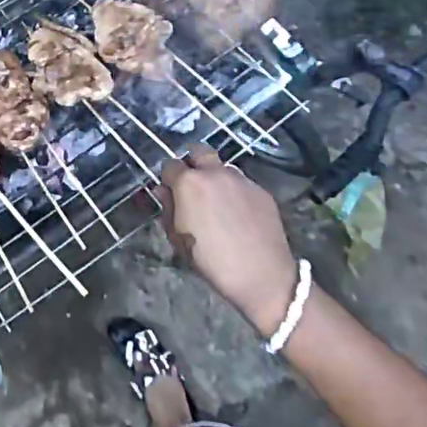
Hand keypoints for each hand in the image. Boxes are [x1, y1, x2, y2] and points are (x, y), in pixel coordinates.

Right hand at [156, 144, 299, 335]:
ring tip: (218, 201)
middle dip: (192, 162)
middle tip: (192, 183)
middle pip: (198, 151)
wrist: (261, 275)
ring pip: (223, 166)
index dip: (167, 177)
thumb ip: (168, 208)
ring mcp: (241, 179)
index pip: (169, 164)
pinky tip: (238, 213)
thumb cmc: (210, 260)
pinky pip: (242, 183)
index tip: (170, 190)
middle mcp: (215, 172)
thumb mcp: (177, 238)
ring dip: (215, 176)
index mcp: (188, 182)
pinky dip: (235, 191)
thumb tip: (165, 191)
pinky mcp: (261, 190)